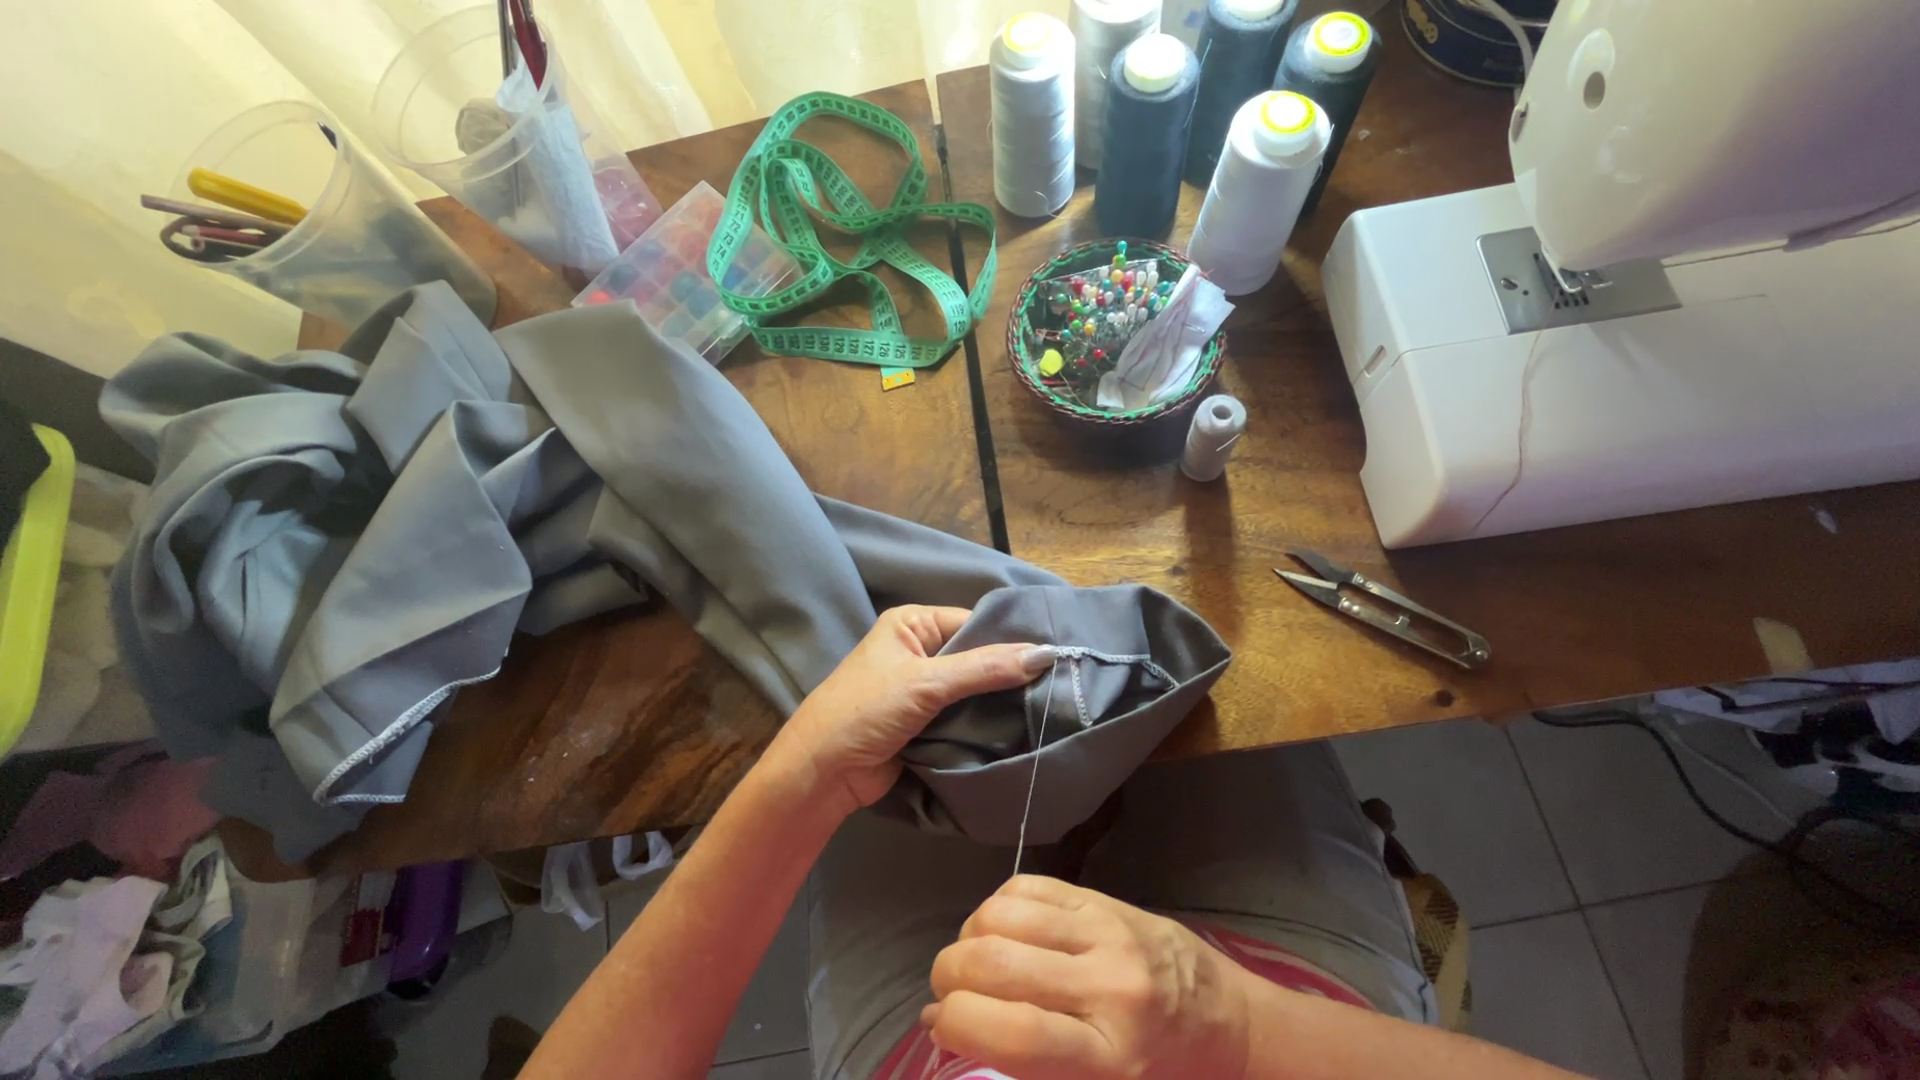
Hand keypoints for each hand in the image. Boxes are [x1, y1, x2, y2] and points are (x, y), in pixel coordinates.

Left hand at [765, 605, 1052, 816]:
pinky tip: (1020, 729)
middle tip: (1057, 687)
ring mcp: (922, 689)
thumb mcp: (927, 683)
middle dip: (1008, 674)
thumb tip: (1046, 653)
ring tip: (1047, 708)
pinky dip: (985, 725)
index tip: (1054, 658)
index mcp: (912, 624)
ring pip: (974, 690)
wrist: (823, 773)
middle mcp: (918, 650)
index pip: (973, 623)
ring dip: (999, 703)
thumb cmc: (867, 711)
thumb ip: (985, 668)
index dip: (1010, 640)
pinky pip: (965, 717)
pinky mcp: (926, 724)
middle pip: (977, 657)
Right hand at [923, 876, 1254, 1079]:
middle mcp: (1107, 988)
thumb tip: (940, 1020)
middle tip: (948, 990)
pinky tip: (999, 929)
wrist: (1224, 1016)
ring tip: (973, 958)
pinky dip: (995, 907)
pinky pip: (1025, 886)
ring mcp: (1104, 932)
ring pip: (1002, 916)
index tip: (941, 1024)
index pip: (1016, 1035)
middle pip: (997, 965)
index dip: (959, 1025)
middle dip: (948, 975)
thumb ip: (1022, 1061)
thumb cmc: (1155, 1070)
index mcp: (1108, 1058)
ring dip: (967, 936)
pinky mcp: (1100, 897)